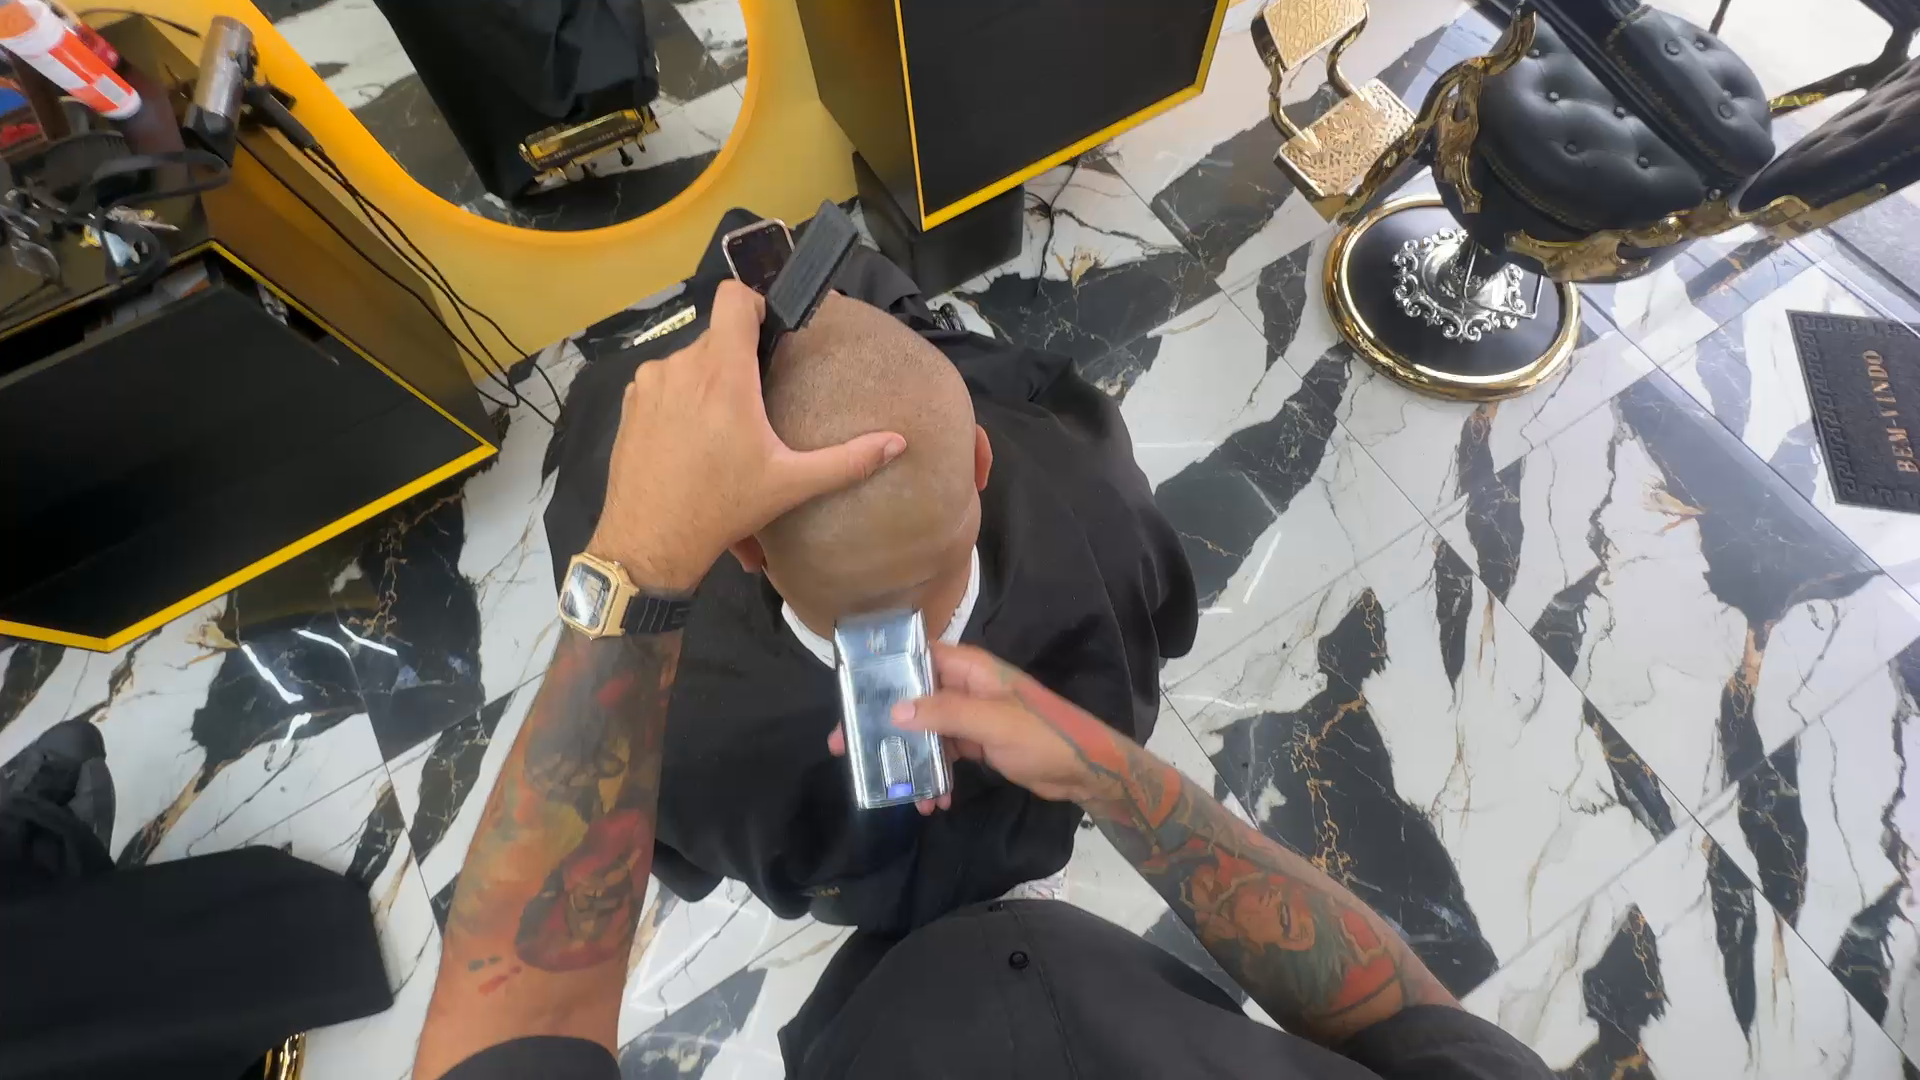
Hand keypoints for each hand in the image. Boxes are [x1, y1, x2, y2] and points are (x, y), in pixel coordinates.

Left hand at [588, 280, 906, 590]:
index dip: (756, 304)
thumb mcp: (791, 484)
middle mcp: (681, 366)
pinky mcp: (630, 402)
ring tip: (722, 431)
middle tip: (757, 405)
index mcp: (724, 376)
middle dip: (740, 361)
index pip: (733, 298)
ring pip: (691, 361)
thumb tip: (898, 443)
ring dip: (710, 382)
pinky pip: (664, 382)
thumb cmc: (723, 508)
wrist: (650, 540)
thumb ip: (847, 460)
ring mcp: (650, 383)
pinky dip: (681, 399)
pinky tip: (691, 440)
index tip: (771, 333)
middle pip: (719, 337)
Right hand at [827, 643, 1105, 811]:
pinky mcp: (978, 741)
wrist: (1084, 770)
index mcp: (970, 668)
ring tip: (890, 788)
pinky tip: (931, 800)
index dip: (883, 673)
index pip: (917, 658)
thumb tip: (894, 711)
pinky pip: (944, 753)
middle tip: (846, 748)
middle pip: (914, 697)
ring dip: (909, 757)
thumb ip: (945, 713)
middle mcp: (966, 686)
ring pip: (926, 729)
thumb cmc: (1042, 735)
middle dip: (884, 724)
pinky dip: (934, 773)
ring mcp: (971, 714)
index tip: (850, 697)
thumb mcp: (992, 723)